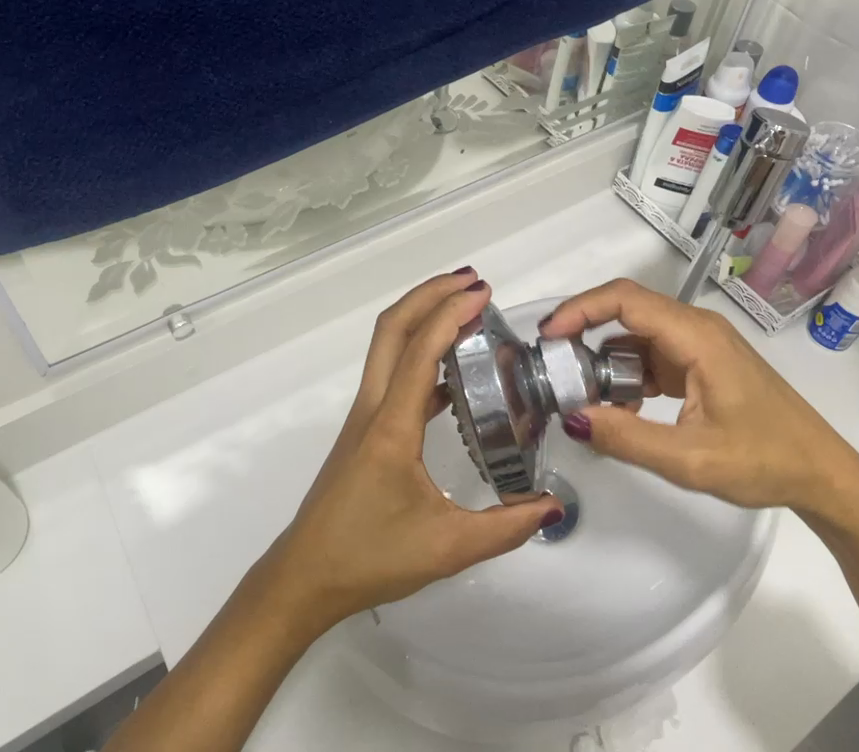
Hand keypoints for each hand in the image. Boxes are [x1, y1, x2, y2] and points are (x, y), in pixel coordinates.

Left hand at [260, 270, 561, 635]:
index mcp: (391, 427)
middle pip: (391, 330)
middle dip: (428, 295)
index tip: (483, 292)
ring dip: (421, 319)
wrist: (305, 577)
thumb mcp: (447, 549)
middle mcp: (372, 410)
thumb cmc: (369, 558)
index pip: (419, 351)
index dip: (450, 314)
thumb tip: (553, 506)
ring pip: (387, 349)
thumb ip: (506, 528)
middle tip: (472, 282)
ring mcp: (363, 420)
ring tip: (466, 313)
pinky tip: (452, 376)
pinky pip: (392, 377)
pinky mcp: (364, 434)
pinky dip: (420, 357)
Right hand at [538, 278, 858, 515]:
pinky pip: (651, 356)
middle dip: (583, 332)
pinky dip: (626, 374)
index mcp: (698, 338)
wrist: (822, 474)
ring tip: (578, 393)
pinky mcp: (701, 365)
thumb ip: (627, 438)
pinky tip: (616, 407)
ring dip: (604, 358)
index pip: (625, 300)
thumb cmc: (764, 462)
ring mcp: (701, 347)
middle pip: (626, 311)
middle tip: (551, 367)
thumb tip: (571, 418)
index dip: (580, 309)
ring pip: (636, 335)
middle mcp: (697, 330)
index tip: (546, 336)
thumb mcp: (690, 460)